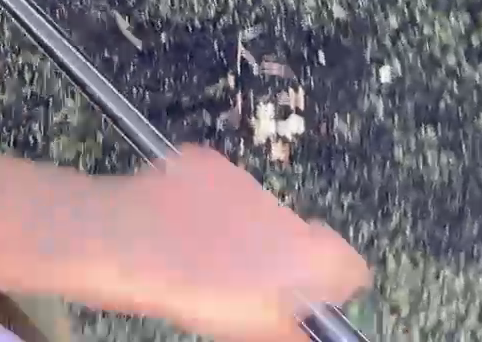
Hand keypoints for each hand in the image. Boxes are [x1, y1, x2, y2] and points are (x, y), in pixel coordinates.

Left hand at [99, 146, 371, 341]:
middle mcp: (282, 208)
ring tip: (203, 242)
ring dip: (238, 218)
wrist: (133, 241)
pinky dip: (203, 192)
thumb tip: (303, 330)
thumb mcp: (259, 327)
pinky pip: (212, 178)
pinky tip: (182, 214)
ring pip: (252, 202)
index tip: (308, 292)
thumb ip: (295, 329)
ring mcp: (238, 176)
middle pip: (295, 229)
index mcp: (311, 253)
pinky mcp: (201, 156)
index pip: (348, 263)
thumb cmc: (197, 290)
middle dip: (276, 247)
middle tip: (245, 271)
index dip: (329, 280)